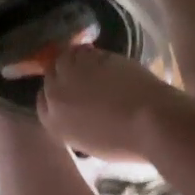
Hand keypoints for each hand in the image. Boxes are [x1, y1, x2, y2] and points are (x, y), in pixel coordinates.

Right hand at [36, 46, 169, 162]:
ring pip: (63, 58)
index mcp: (54, 122)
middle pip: (49, 76)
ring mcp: (71, 72)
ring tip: (92, 67)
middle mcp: (55, 94)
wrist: (152, 121)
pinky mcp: (90, 55)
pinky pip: (82, 50)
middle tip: (79, 79)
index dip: (55, 97)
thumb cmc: (127, 142)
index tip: (68, 97)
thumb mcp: (91, 143)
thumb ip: (74, 125)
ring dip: (74, 61)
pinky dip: (91, 55)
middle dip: (61, 76)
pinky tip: (105, 63)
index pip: (41, 102)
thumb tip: (77, 112)